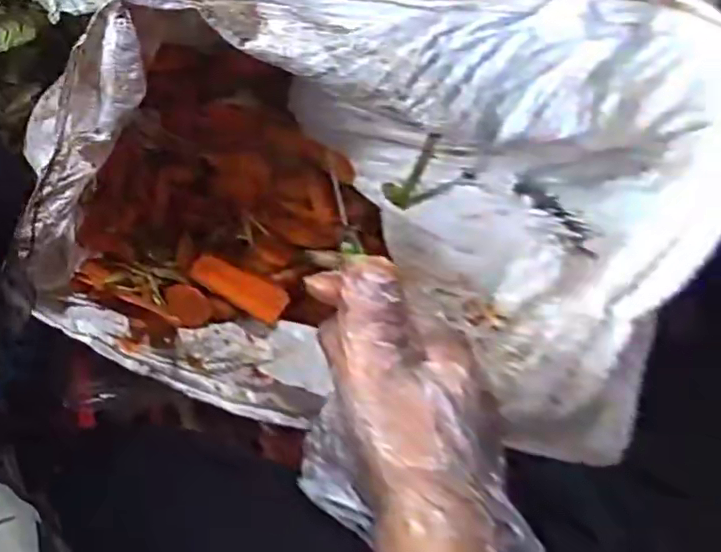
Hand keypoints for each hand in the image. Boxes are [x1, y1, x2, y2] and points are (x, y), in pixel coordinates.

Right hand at [306, 258, 515, 551]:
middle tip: (322, 331)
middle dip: (352, 319)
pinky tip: (362, 395)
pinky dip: (374, 375)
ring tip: (337, 363)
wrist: (432, 512)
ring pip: (397, 353)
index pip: (396, 295)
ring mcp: (457, 403)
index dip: (351, 284)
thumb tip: (374, 261)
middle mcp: (461, 371)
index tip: (311, 287)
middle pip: (394, 324)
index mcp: (448, 349)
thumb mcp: (374, 362)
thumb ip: (373, 312)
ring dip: (361, 348)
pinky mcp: (445, 428)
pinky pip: (401, 381)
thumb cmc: (397, 430)